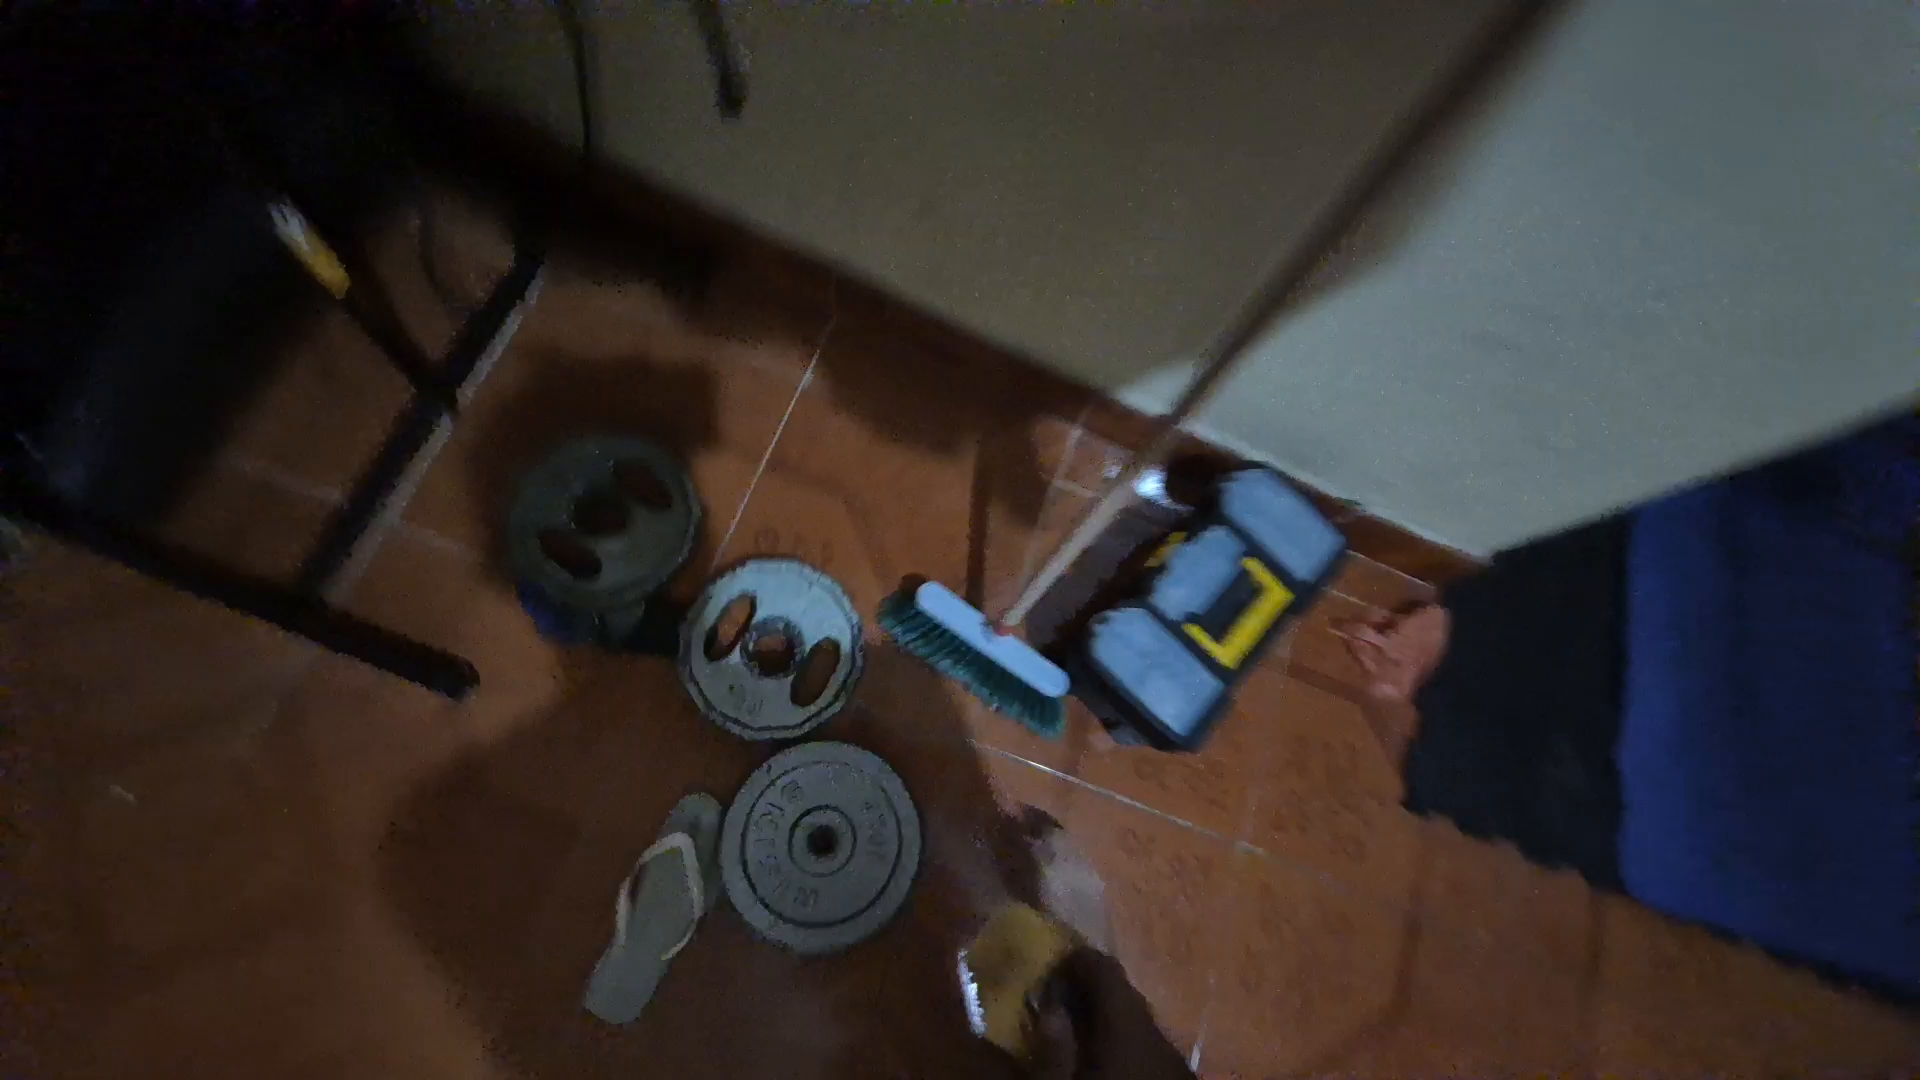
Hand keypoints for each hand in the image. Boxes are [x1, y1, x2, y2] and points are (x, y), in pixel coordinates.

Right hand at [1029, 949, 1192, 1079]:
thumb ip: (1053, 1049)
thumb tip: (1052, 1009)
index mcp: (1126, 1028)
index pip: (1104, 968)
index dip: (1075, 961)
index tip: (1048, 970)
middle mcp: (1156, 1035)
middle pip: (1123, 994)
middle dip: (1089, 992)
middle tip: (1055, 1003)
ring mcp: (1173, 1063)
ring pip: (1139, 1023)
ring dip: (1108, 1020)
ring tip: (1077, 1038)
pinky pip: (1149, 1050)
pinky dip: (1125, 1046)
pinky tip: (1107, 1068)